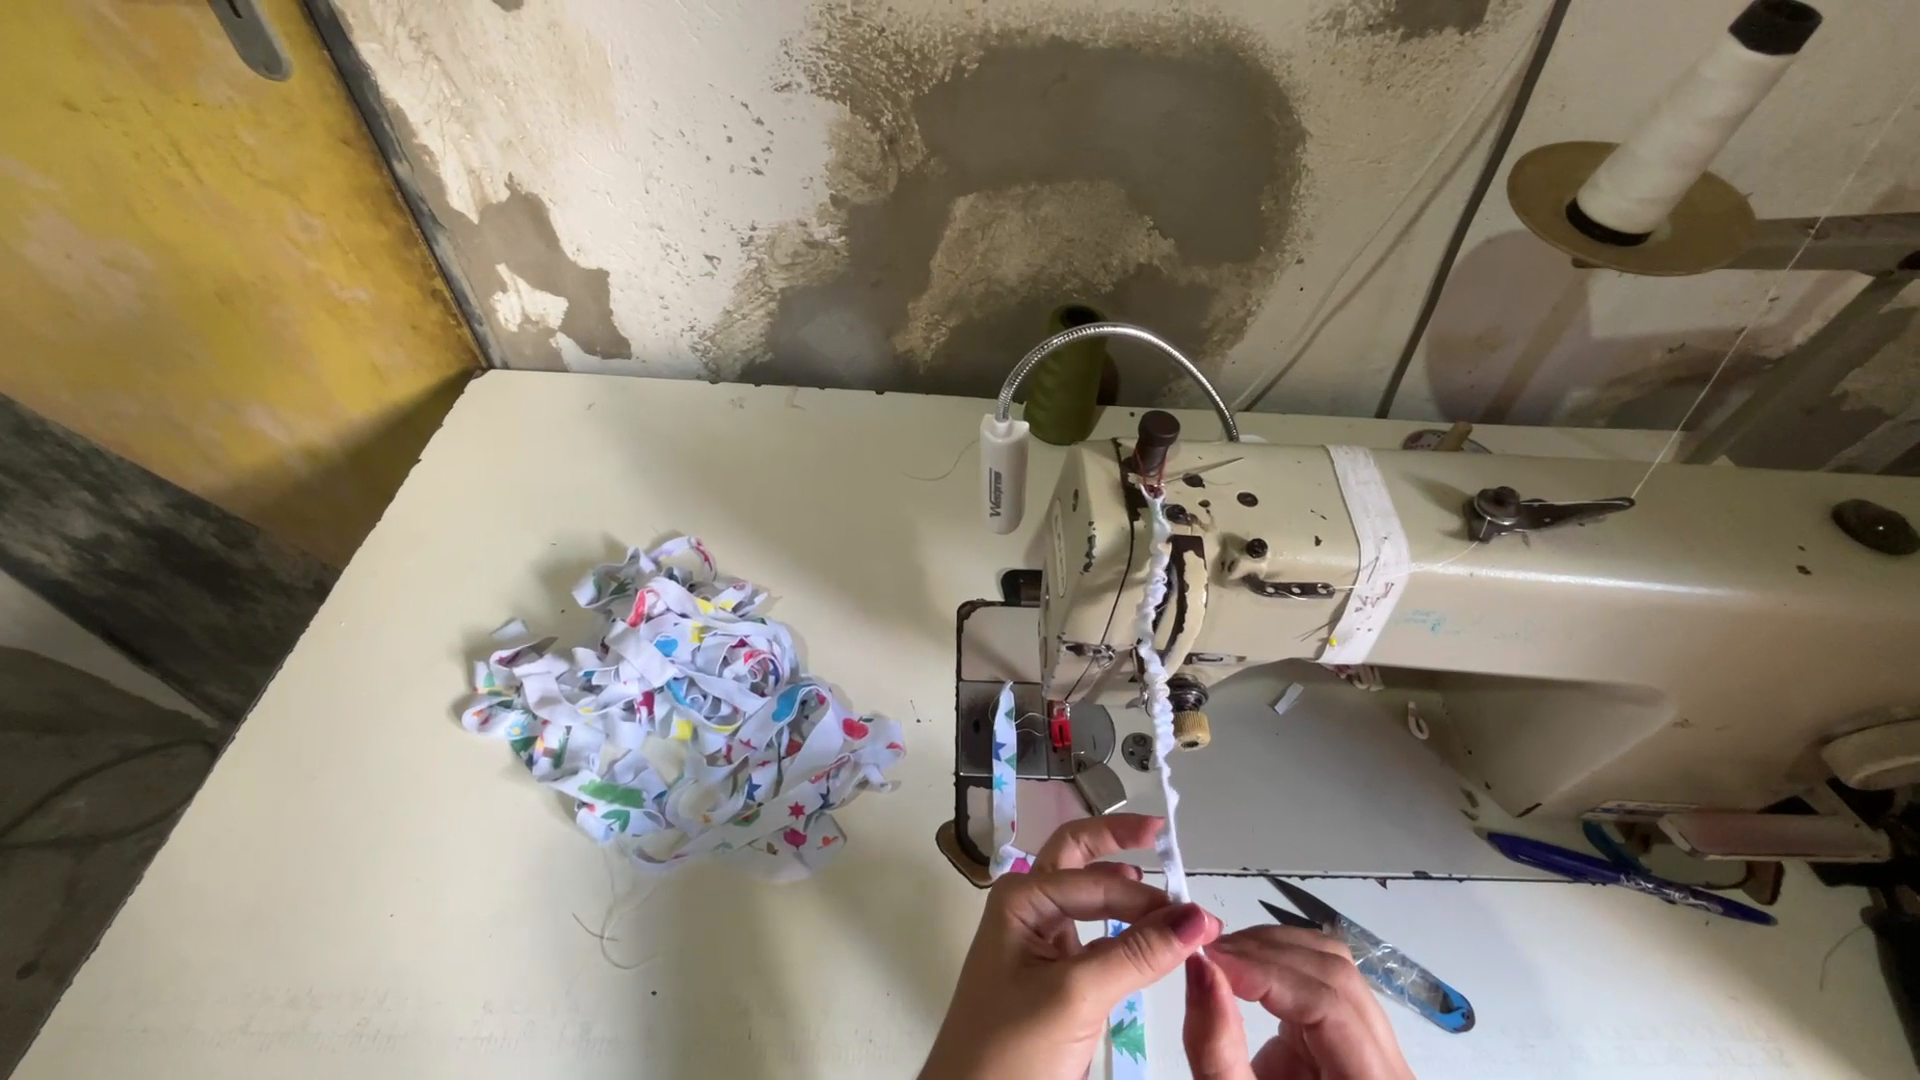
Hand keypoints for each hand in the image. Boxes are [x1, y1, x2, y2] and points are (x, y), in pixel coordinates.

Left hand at [921, 814, 1222, 1079]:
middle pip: (1078, 857)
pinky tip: (1144, 927)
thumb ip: (1136, 954)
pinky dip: (1121, 924)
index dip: (1147, 895)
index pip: (1095, 879)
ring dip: (1123, 886)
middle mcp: (1027, 905)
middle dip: (1117, 841)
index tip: (1198, 918)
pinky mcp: (1052, 970)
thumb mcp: (1075, 996)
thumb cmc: (1010, 1048)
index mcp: (1021, 897)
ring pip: (1086, 893)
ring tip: (1166, 894)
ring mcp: (1038, 937)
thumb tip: (1197, 916)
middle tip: (1161, 834)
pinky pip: (1092, 931)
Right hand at [1183, 926, 1413, 1078]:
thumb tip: (1199, 963)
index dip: (1266, 972)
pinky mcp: (1352, 1043)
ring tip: (1219, 961)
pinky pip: (1322, 986)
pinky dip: (1277, 969)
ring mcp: (1379, 1052)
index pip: (1330, 1003)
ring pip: (1333, 969)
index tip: (1207, 960)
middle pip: (1337, 975)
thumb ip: (1216, 1043)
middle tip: (1206, 954)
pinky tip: (1240, 974)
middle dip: (1266, 953)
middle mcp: (1394, 1068)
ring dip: (1271, 952)